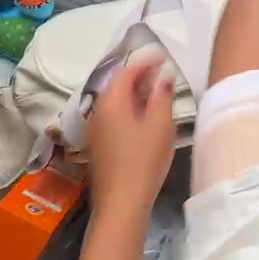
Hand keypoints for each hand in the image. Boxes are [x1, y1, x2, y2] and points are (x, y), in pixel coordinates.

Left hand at [84, 53, 176, 228]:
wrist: (121, 202)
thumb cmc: (143, 159)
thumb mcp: (160, 124)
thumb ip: (162, 95)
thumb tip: (163, 74)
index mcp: (111, 102)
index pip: (126, 72)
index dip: (145, 62)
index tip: (163, 57)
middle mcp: (97, 112)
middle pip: (117, 85)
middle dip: (138, 76)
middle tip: (161, 73)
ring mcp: (95, 129)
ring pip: (114, 101)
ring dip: (133, 93)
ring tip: (156, 93)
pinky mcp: (98, 145)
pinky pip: (112, 115)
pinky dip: (128, 108)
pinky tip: (143, 117)